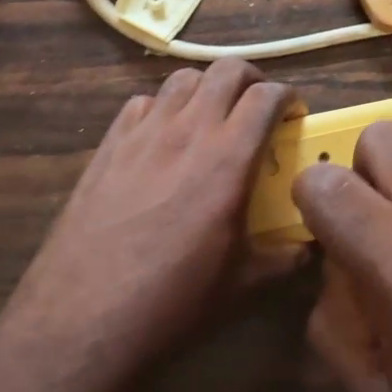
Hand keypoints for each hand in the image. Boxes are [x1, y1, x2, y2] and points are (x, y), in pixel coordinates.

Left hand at [0, 60, 303, 391]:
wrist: (83, 321)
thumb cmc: (172, 301)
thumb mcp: (242, 285)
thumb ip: (283, 259)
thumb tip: (307, 249)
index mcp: (229, 158)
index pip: (267, 96)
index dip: (288, 97)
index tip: (293, 115)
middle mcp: (188, 132)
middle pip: (226, 70)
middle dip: (251, 80)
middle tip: (258, 106)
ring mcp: (143, 134)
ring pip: (183, 79)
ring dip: (206, 88)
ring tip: (211, 116)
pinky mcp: (108, 147)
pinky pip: (140, 104)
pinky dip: (161, 108)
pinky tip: (162, 138)